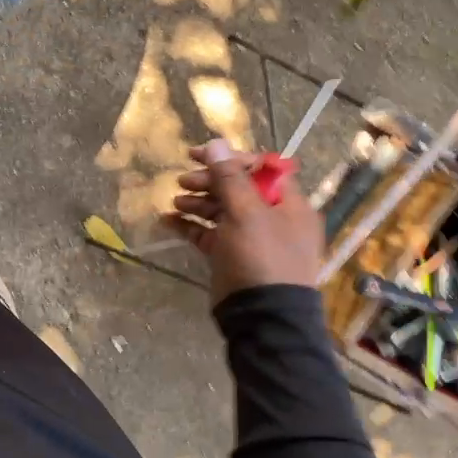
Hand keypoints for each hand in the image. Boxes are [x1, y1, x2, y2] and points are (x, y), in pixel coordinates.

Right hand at [169, 138, 324, 303]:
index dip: (230, 159)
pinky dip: (189, 225)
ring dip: (197, 202)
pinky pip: (208, 232)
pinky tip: (167, 221)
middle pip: (237, 188)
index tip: (198, 156)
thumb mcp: (246, 213)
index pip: (262, 169)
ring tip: (176, 203)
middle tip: (183, 182)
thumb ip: (229, 177)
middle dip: (209, 181)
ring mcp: (252, 238)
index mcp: (289, 205)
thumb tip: (216, 143)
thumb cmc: (261, 257)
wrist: (262, 314)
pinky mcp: (231, 255)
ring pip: (221, 209)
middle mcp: (273, 218)